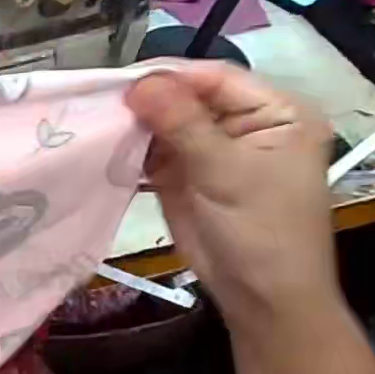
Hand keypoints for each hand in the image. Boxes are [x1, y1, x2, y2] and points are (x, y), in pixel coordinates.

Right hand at [125, 63, 340, 327]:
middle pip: (187, 96)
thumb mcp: (226, 171)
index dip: (170, 76)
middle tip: (102, 102)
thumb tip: (140, 82)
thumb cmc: (260, 231)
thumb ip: (182, 123)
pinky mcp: (184, 171)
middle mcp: (243, 122)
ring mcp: (210, 147)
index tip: (123, 81)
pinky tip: (106, 145)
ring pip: (165, 122)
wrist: (260, 297)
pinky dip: (131, 148)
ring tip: (98, 122)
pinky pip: (153, 149)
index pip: (216, 78)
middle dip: (147, 100)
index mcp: (275, 111)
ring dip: (134, 124)